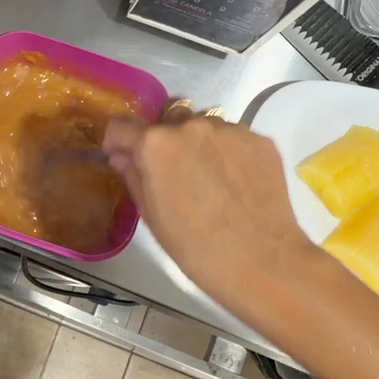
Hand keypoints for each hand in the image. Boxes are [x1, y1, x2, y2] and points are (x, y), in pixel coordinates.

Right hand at [104, 114, 321, 300]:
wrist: (259, 259)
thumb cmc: (192, 244)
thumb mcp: (150, 214)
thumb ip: (133, 175)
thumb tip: (124, 157)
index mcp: (156, 144)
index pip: (122, 126)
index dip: (117, 142)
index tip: (121, 156)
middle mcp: (192, 126)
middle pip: (167, 119)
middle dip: (162, 138)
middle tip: (169, 170)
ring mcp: (230, 130)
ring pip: (203, 125)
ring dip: (196, 142)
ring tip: (206, 176)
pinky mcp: (260, 140)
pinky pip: (233, 137)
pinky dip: (226, 152)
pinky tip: (232, 182)